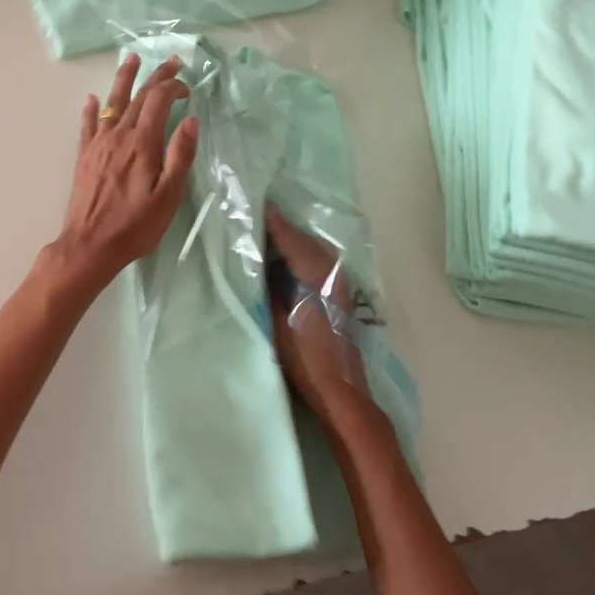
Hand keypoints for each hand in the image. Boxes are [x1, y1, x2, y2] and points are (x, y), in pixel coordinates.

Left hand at [47, 55, 199, 291]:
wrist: (89, 245)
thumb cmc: (135, 226)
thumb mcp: (168, 196)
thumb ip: (179, 155)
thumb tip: (189, 120)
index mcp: (142, 143)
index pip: (158, 102)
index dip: (173, 88)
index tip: (187, 87)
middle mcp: (118, 136)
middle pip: (137, 96)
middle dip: (155, 76)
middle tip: (171, 61)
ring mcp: (98, 145)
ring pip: (112, 103)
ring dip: (123, 80)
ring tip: (131, 59)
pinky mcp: (84, 157)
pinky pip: (88, 124)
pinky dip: (92, 109)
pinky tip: (93, 99)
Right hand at [266, 205, 373, 426]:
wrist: (340, 390)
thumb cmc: (305, 359)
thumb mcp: (276, 323)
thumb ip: (268, 290)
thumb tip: (256, 263)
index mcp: (317, 277)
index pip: (292, 240)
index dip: (273, 222)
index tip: (254, 204)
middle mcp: (333, 274)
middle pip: (306, 240)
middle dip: (283, 226)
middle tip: (255, 215)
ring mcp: (340, 284)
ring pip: (314, 250)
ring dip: (293, 239)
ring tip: (266, 232)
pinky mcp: (339, 295)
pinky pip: (318, 262)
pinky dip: (301, 253)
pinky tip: (284, 258)